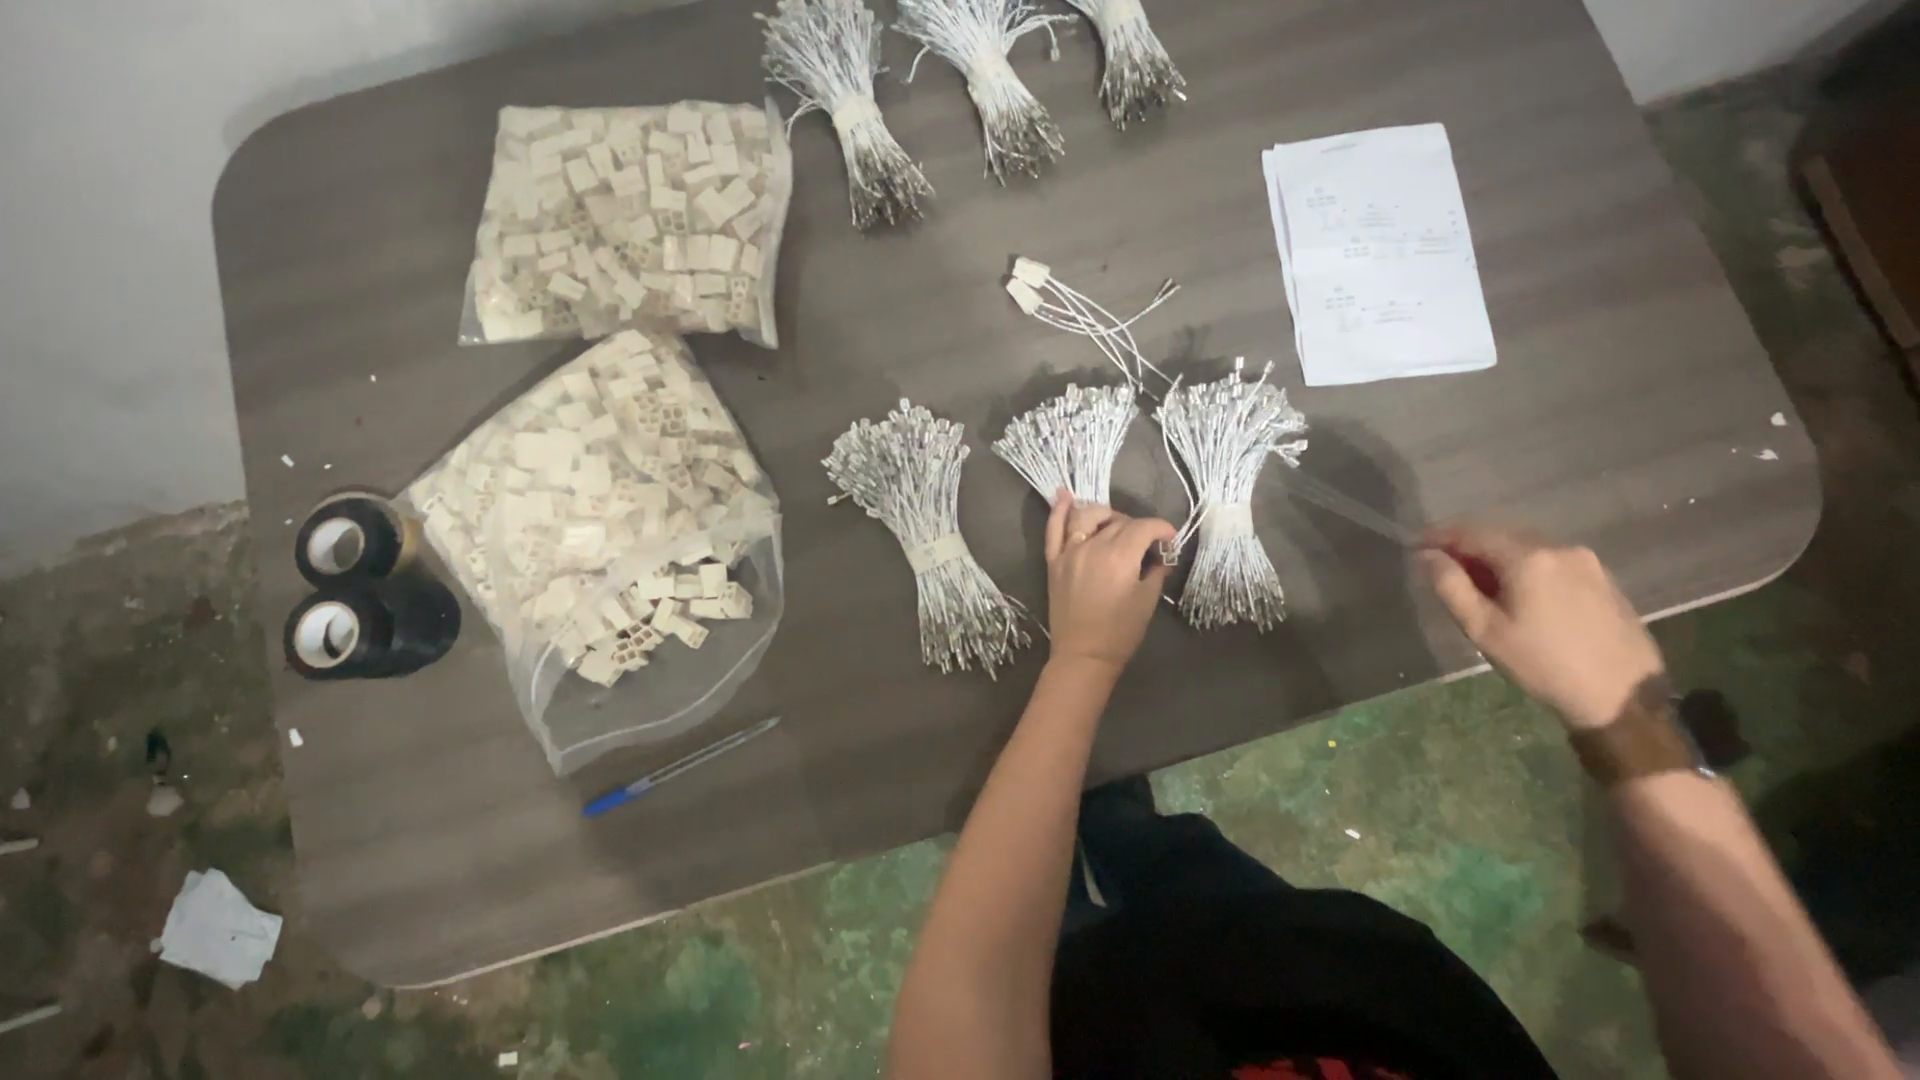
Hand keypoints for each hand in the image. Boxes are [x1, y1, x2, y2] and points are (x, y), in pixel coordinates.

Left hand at [1043, 490, 1175, 677]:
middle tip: (1146, 544)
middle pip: (1119, 522)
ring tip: (1114, 522)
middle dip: (1138, 527)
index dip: (1162, 529)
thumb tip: (1159, 557)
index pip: (1145, 527)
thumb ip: (1155, 571)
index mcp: (1120, 555)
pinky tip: (1064, 495)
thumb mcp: (1147, 600)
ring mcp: (1070, 552)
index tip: (1170, 540)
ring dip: (1104, 513)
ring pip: (1087, 516)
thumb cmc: (1120, 632)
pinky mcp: (1054, 562)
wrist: (1083, 655)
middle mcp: (1093, 546)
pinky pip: (1054, 529)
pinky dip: (1059, 509)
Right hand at [1420, 525, 1664, 730]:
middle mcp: (1559, 547)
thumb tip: (1428, 556)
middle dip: (1468, 547)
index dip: (1439, 537)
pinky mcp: (1603, 578)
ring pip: (1527, 547)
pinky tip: (1519, 594)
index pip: (1472, 533)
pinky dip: (1525, 567)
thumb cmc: (1542, 665)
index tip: (1415, 546)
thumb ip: (1451, 587)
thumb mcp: (1483, 630)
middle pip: (1501, 534)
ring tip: (1479, 585)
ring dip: (1497, 557)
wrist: (1623, 696)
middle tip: (1444, 569)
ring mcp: (1587, 561)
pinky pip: (1551, 560)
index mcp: (1528, 557)